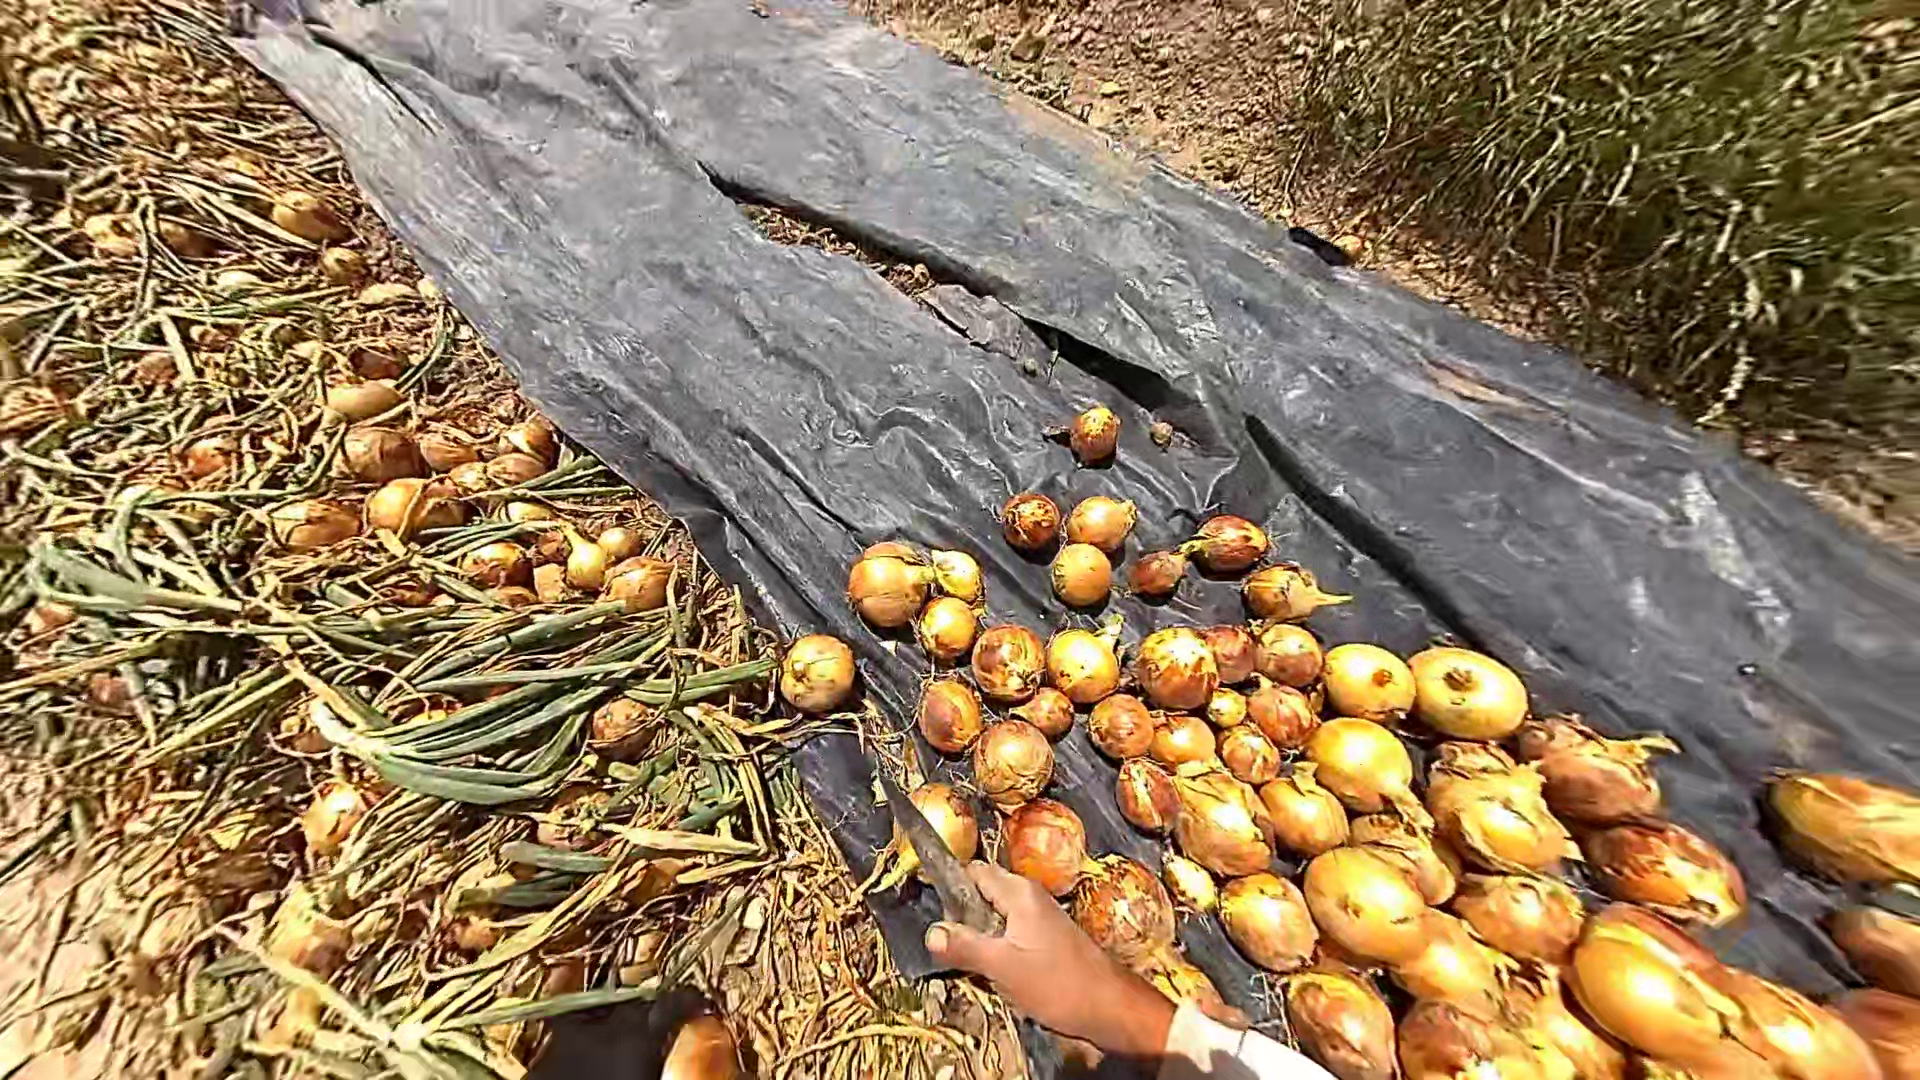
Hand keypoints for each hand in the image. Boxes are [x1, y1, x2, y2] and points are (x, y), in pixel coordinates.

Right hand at [925, 862, 1175, 1058]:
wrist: (1108, 1005)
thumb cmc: (1057, 982)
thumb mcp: (1004, 967)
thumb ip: (965, 947)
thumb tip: (930, 932)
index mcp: (1017, 891)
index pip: (974, 871)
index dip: (952, 886)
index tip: (937, 911)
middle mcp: (1028, 893)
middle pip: (983, 891)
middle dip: (966, 918)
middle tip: (960, 948)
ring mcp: (1038, 912)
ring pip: (995, 914)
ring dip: (983, 937)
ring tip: (981, 965)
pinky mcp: (1045, 932)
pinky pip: (1010, 929)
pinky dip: (1000, 946)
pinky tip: (1002, 973)